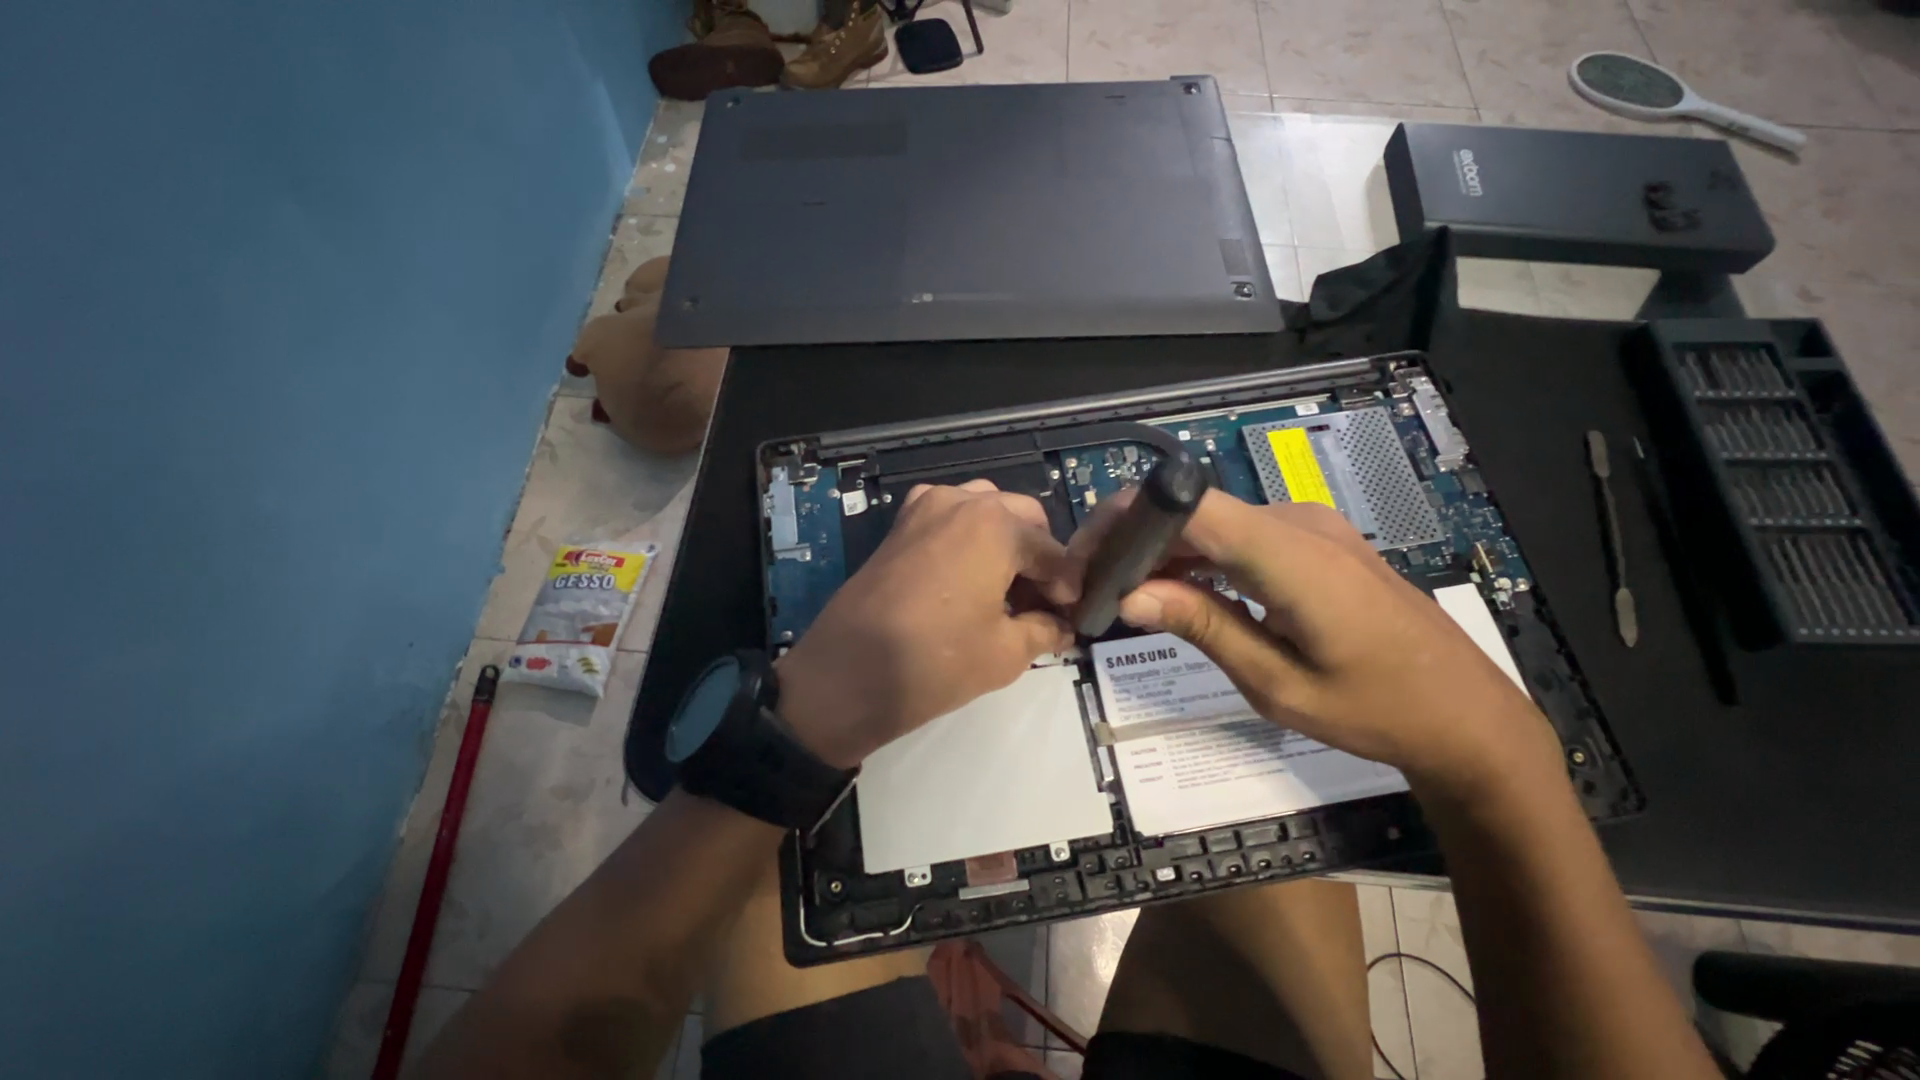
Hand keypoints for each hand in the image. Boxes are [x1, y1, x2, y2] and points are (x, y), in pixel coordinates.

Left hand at [777, 480, 1077, 768]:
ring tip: (1005, 592)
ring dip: (1004, 543)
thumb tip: (1063, 625)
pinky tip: (967, 580)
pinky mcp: (898, 527)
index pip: (1052, 551)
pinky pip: (948, 521)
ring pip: (984, 512)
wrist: (846, 675)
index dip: (1067, 586)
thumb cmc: (936, 662)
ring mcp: (924, 509)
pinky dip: (968, 540)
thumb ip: (1044, 630)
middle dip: (1038, 557)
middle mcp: (961, 502)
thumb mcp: (1006, 653)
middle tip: (1040, 604)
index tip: (1071, 616)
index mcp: (996, 524)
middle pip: (1021, 519)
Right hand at [1066, 488, 1561, 796]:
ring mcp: (1312, 527)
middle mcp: (1299, 523)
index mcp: (1292, 556)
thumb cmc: (1376, 709)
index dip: (1127, 524)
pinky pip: (1241, 536)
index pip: (1189, 507)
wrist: (1466, 713)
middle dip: (1134, 542)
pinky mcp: (1317, 541)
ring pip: (1213, 522)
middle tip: (1093, 592)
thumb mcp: (1278, 684)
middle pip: (1194, 510)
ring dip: (1163, 553)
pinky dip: (1200, 558)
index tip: (1086, 568)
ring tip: (1124, 598)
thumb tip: (1129, 594)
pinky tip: (1177, 593)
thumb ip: (1203, 627)